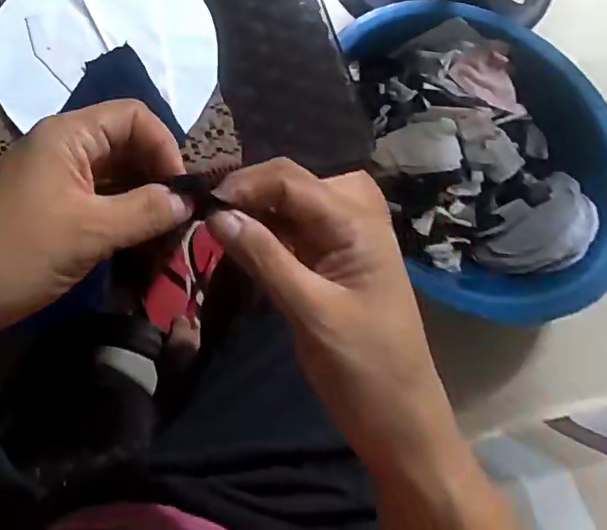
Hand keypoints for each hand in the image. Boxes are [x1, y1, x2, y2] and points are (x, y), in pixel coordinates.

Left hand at [0, 100, 192, 333]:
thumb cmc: (21, 252)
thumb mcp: (90, 232)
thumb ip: (145, 210)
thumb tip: (188, 198)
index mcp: (67, 134)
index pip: (133, 115)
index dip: (165, 146)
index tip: (183, 193)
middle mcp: (62, 145)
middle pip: (127, 143)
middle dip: (158, 178)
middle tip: (182, 224)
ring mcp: (55, 175)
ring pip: (116, 174)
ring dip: (144, 202)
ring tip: (167, 242)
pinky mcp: (52, 203)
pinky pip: (99, 198)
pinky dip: (123, 216)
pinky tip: (141, 246)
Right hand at [202, 160, 457, 480]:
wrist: (400, 428)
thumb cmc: (365, 369)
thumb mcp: (312, 313)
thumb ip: (264, 257)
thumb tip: (215, 213)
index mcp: (359, 226)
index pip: (291, 180)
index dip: (246, 183)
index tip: (206, 203)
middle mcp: (351, 221)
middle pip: (291, 179)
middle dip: (249, 185)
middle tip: (210, 206)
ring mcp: (338, 240)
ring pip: (287, 198)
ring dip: (252, 203)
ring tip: (217, 218)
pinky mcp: (323, 259)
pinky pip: (285, 225)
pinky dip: (258, 225)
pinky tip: (235, 237)